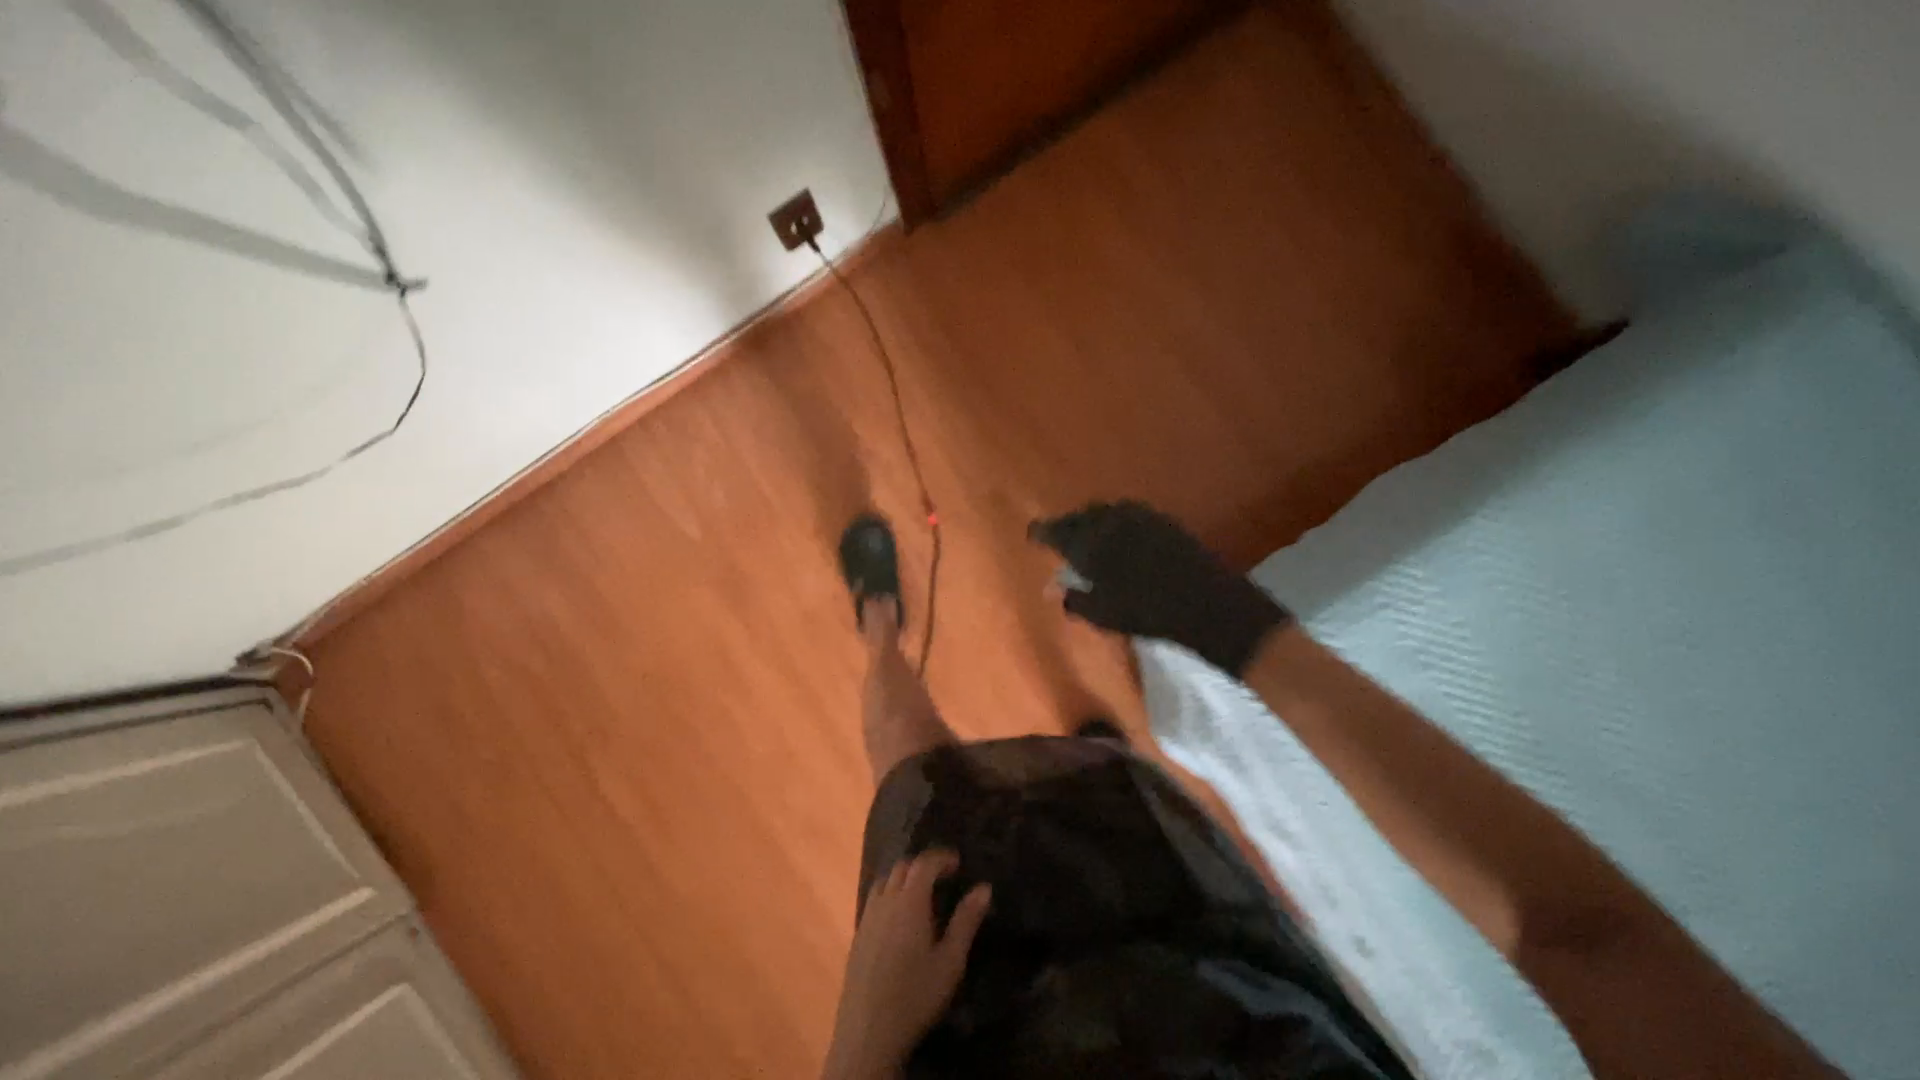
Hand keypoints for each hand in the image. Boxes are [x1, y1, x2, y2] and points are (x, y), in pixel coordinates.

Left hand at [824, 851, 991, 1079]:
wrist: (869, 1030)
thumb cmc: (916, 995)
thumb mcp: (951, 961)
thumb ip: (966, 921)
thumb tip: (983, 888)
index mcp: (909, 903)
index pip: (923, 864)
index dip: (941, 858)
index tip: (957, 863)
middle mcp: (884, 902)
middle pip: (901, 868)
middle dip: (922, 865)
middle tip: (943, 877)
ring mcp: (867, 918)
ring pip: (884, 882)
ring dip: (903, 878)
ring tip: (922, 894)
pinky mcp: (857, 936)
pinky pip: (873, 901)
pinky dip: (889, 895)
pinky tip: (900, 919)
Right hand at [1030, 500, 1289, 675]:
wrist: (1208, 604)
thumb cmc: (1148, 614)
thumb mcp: (1104, 615)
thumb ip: (1076, 599)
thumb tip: (1056, 590)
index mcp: (1090, 541)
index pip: (1055, 530)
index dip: (1041, 532)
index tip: (1032, 535)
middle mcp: (1111, 521)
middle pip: (1081, 516)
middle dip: (1068, 525)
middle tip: (1060, 537)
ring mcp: (1140, 516)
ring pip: (1106, 512)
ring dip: (1094, 521)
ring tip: (1089, 536)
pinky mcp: (1164, 521)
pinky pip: (1129, 515)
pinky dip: (1118, 523)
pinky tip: (1121, 537)